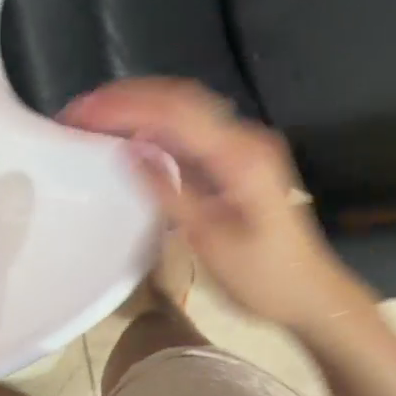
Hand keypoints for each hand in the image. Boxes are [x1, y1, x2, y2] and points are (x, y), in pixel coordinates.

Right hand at [61, 78, 373, 329]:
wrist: (315, 297)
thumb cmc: (265, 279)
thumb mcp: (212, 243)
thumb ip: (169, 192)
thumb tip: (126, 151)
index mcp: (239, 156)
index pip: (174, 112)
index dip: (125, 105)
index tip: (83, 112)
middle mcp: (242, 138)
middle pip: (177, 98)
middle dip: (125, 97)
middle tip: (79, 109)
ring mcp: (240, 145)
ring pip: (181, 107)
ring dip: (137, 106)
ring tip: (93, 115)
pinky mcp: (234, 158)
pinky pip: (188, 128)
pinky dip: (152, 124)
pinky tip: (126, 135)